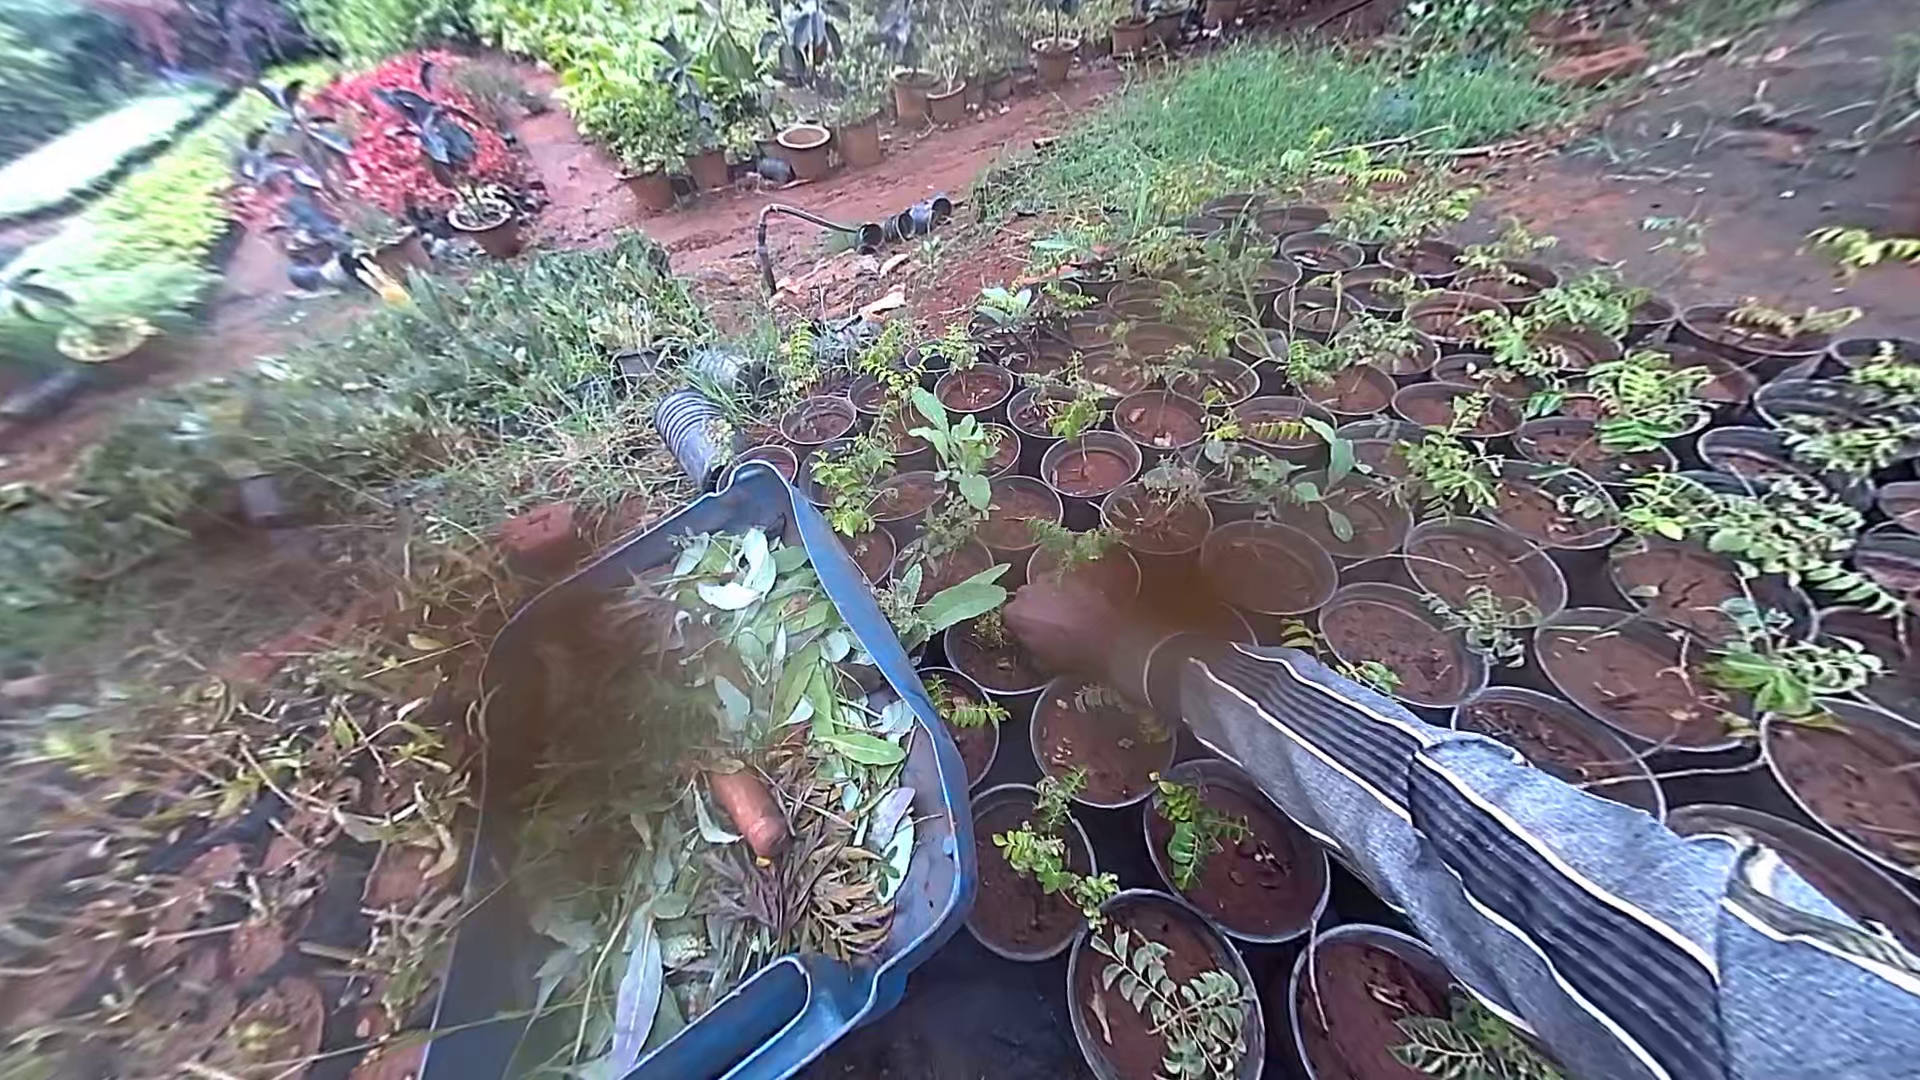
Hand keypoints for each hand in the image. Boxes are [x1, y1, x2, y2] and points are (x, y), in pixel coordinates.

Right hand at [1004, 578, 1130, 679]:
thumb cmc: (1076, 657)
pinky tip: (1084, 604)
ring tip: (1071, 612)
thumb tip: (1028, 641)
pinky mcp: (1077, 572)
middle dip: (1035, 607)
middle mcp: (1030, 590)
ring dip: (1053, 596)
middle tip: (1051, 623)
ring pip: (1046, 586)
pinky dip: (1072, 590)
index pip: (1008, 617)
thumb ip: (1028, 647)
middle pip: (1026, 597)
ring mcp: (1054, 577)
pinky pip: (1067, 581)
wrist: (1114, 642)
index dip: (1020, 626)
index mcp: (1017, 613)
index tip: (1030, 633)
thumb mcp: (1043, 663)